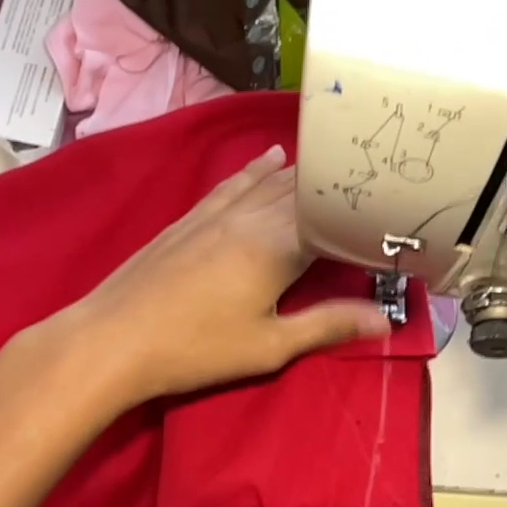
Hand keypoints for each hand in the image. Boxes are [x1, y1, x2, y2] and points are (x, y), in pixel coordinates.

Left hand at [45, 145, 389, 413]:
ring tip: (336, 162)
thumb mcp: (270, 346)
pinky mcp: (192, 217)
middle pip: (303, 190)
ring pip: (270, 180)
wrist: (113, 338)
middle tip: (375, 184)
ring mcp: (217, 212)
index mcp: (277, 245)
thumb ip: (328, 325)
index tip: (393, 215)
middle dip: (339, 187)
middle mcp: (251, 216)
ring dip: (305, 172)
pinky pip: (235, 182)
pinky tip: (270, 158)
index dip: (364, 214)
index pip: (332, 217)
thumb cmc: (197, 348)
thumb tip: (384, 319)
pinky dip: (258, 169)